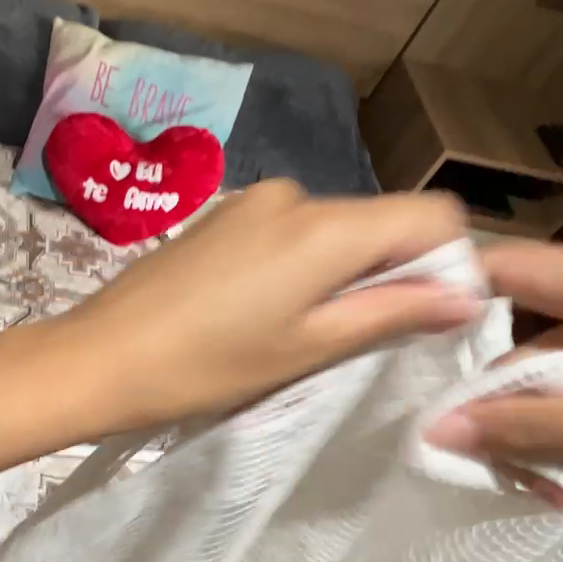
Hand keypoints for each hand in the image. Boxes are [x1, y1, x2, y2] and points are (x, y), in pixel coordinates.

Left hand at [13, 181, 481, 433]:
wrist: (96, 358)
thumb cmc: (204, 366)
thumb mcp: (306, 349)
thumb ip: (390, 312)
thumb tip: (466, 293)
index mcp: (325, 224)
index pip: (431, 213)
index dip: (445, 262)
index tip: (421, 316)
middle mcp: (291, 195)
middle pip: (375, 221)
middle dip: (383, 273)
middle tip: (346, 340)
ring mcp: (246, 203)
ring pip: (326, 230)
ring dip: (332, 275)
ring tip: (288, 333)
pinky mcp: (214, 220)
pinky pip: (281, 234)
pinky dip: (291, 268)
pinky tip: (252, 312)